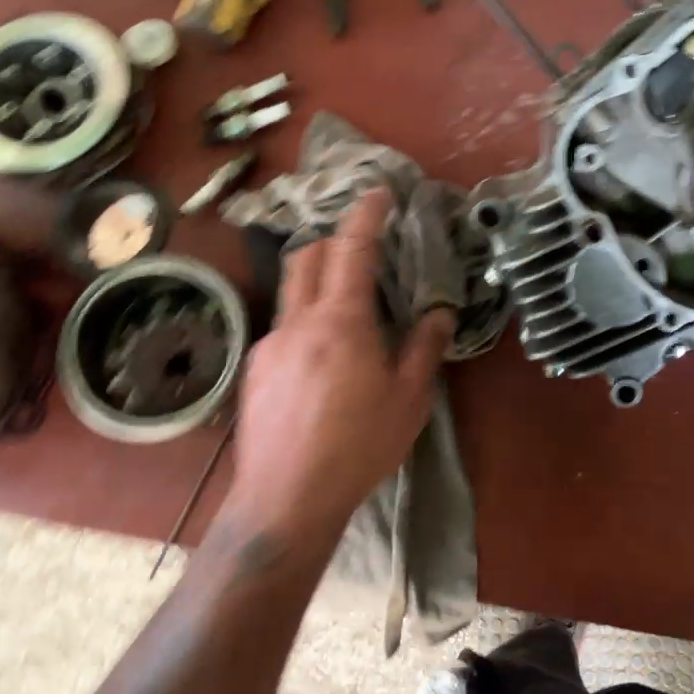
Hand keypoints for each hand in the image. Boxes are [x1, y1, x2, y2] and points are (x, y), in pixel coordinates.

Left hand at [224, 190, 455, 537]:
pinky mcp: (254, 372)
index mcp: (341, 323)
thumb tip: (439, 314)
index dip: (366, 215)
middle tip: (361, 249)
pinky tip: (324, 363)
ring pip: (291, 293)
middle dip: (332, 240)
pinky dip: (306, 323)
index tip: (378, 194)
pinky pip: (283, 329)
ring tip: (348, 314)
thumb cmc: (358, 447)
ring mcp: (269, 346)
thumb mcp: (409, 400)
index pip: (351, 250)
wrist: (285, 499)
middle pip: (305, 257)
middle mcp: (297, 323)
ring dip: (318, 284)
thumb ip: (424, 349)